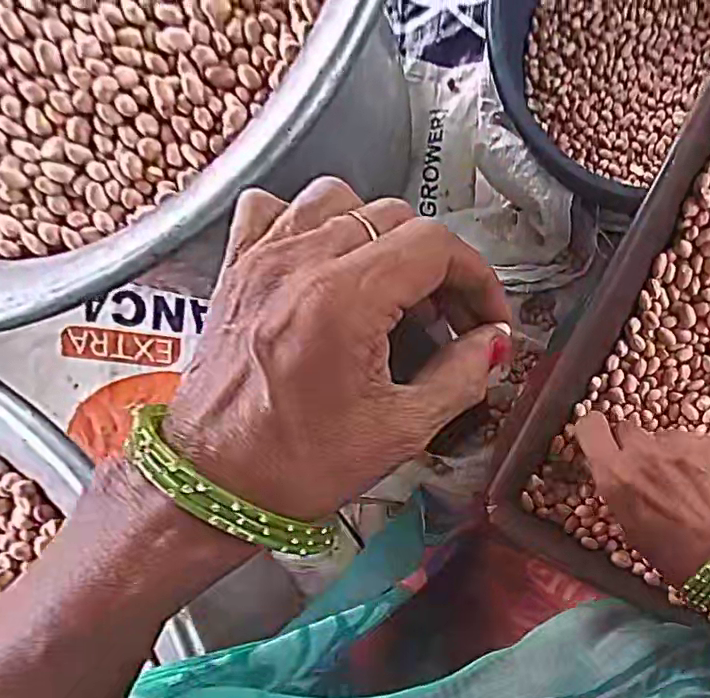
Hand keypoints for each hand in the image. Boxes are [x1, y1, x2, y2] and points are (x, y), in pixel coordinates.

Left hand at [161, 177, 512, 520]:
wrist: (217, 484)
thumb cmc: (296, 465)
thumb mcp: (401, 430)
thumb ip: (460, 377)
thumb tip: (492, 345)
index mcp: (343, 301)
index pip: (435, 246)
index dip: (478, 279)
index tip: (488, 317)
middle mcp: (298, 264)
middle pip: (396, 219)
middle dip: (441, 267)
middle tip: (454, 319)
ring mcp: (261, 260)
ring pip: (343, 201)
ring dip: (386, 240)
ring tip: (398, 293)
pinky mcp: (239, 271)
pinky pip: (280, 210)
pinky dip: (318, 225)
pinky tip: (333, 268)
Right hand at [573, 413, 709, 583]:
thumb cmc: (676, 555)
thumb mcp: (630, 528)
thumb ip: (619, 491)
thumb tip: (618, 476)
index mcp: (616, 476)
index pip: (590, 427)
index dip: (594, 431)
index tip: (600, 439)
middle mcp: (644, 452)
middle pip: (627, 429)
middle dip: (633, 447)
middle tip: (646, 472)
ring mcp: (681, 443)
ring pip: (664, 437)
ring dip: (668, 454)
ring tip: (683, 486)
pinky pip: (695, 443)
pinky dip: (697, 459)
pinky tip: (706, 485)